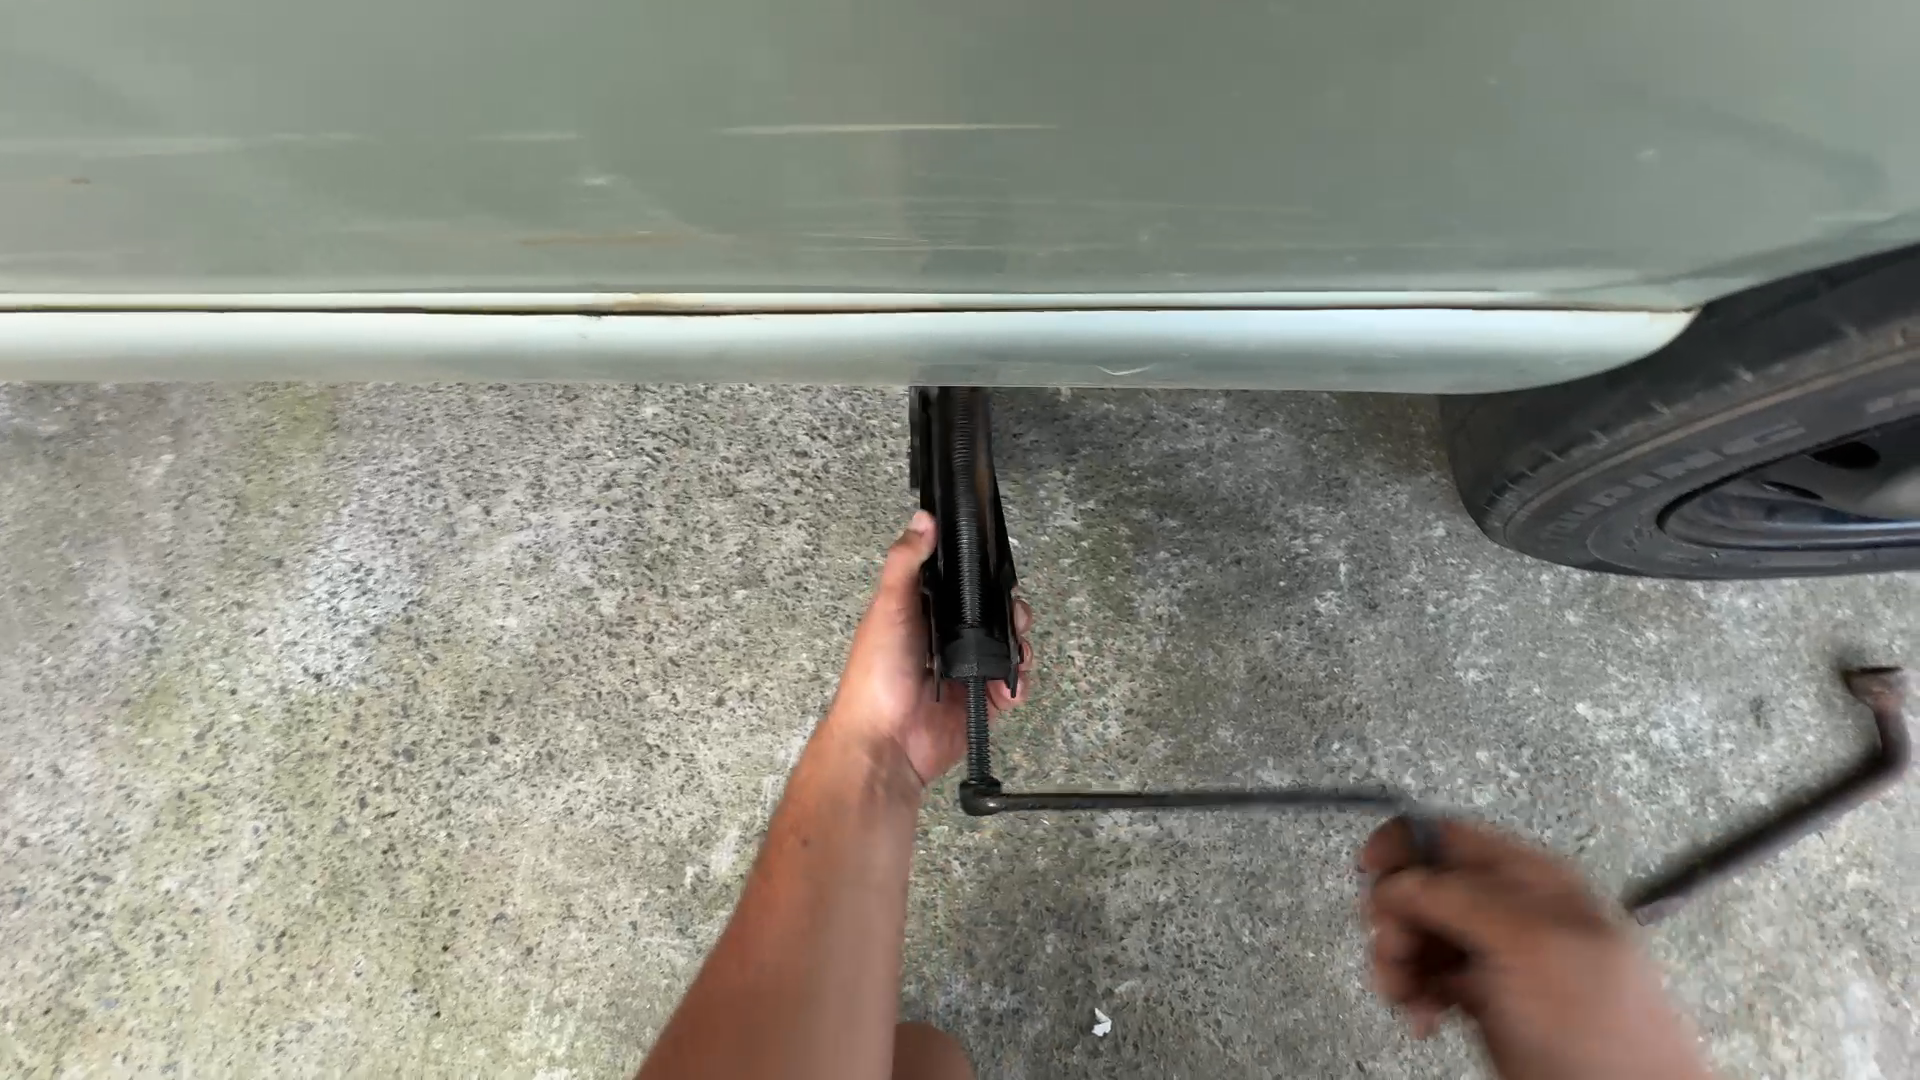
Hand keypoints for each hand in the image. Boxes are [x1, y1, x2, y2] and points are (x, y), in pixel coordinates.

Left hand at [825, 511, 1031, 785]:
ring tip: (1019, 649)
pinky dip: (1018, 682)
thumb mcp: (888, 607)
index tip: (997, 569)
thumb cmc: (877, 672)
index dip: (980, 576)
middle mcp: (945, 640)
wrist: (885, 741)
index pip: (960, 586)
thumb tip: (923, 519)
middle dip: (1010, 611)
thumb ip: (906, 562)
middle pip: (990, 616)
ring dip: (1019, 645)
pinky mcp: (979, 702)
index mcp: (922, 613)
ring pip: (1006, 648)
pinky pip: (1010, 686)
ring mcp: (965, 671)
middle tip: (1015, 615)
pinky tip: (1012, 682)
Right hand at [1360, 819, 1714, 1079]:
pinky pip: (1424, 973)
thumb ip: (1457, 897)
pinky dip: (1410, 990)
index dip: (1401, 844)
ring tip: (1402, 993)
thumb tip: (1395, 881)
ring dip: (1396, 958)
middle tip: (1394, 949)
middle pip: (1420, 884)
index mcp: (1531, 879)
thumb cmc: (1602, 1034)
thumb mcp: (1528, 944)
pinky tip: (1421, 1013)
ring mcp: (1496, 953)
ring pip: (1415, 930)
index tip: (1367, 870)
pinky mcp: (1482, 994)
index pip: (1447, 834)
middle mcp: (1510, 909)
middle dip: (1394, 916)